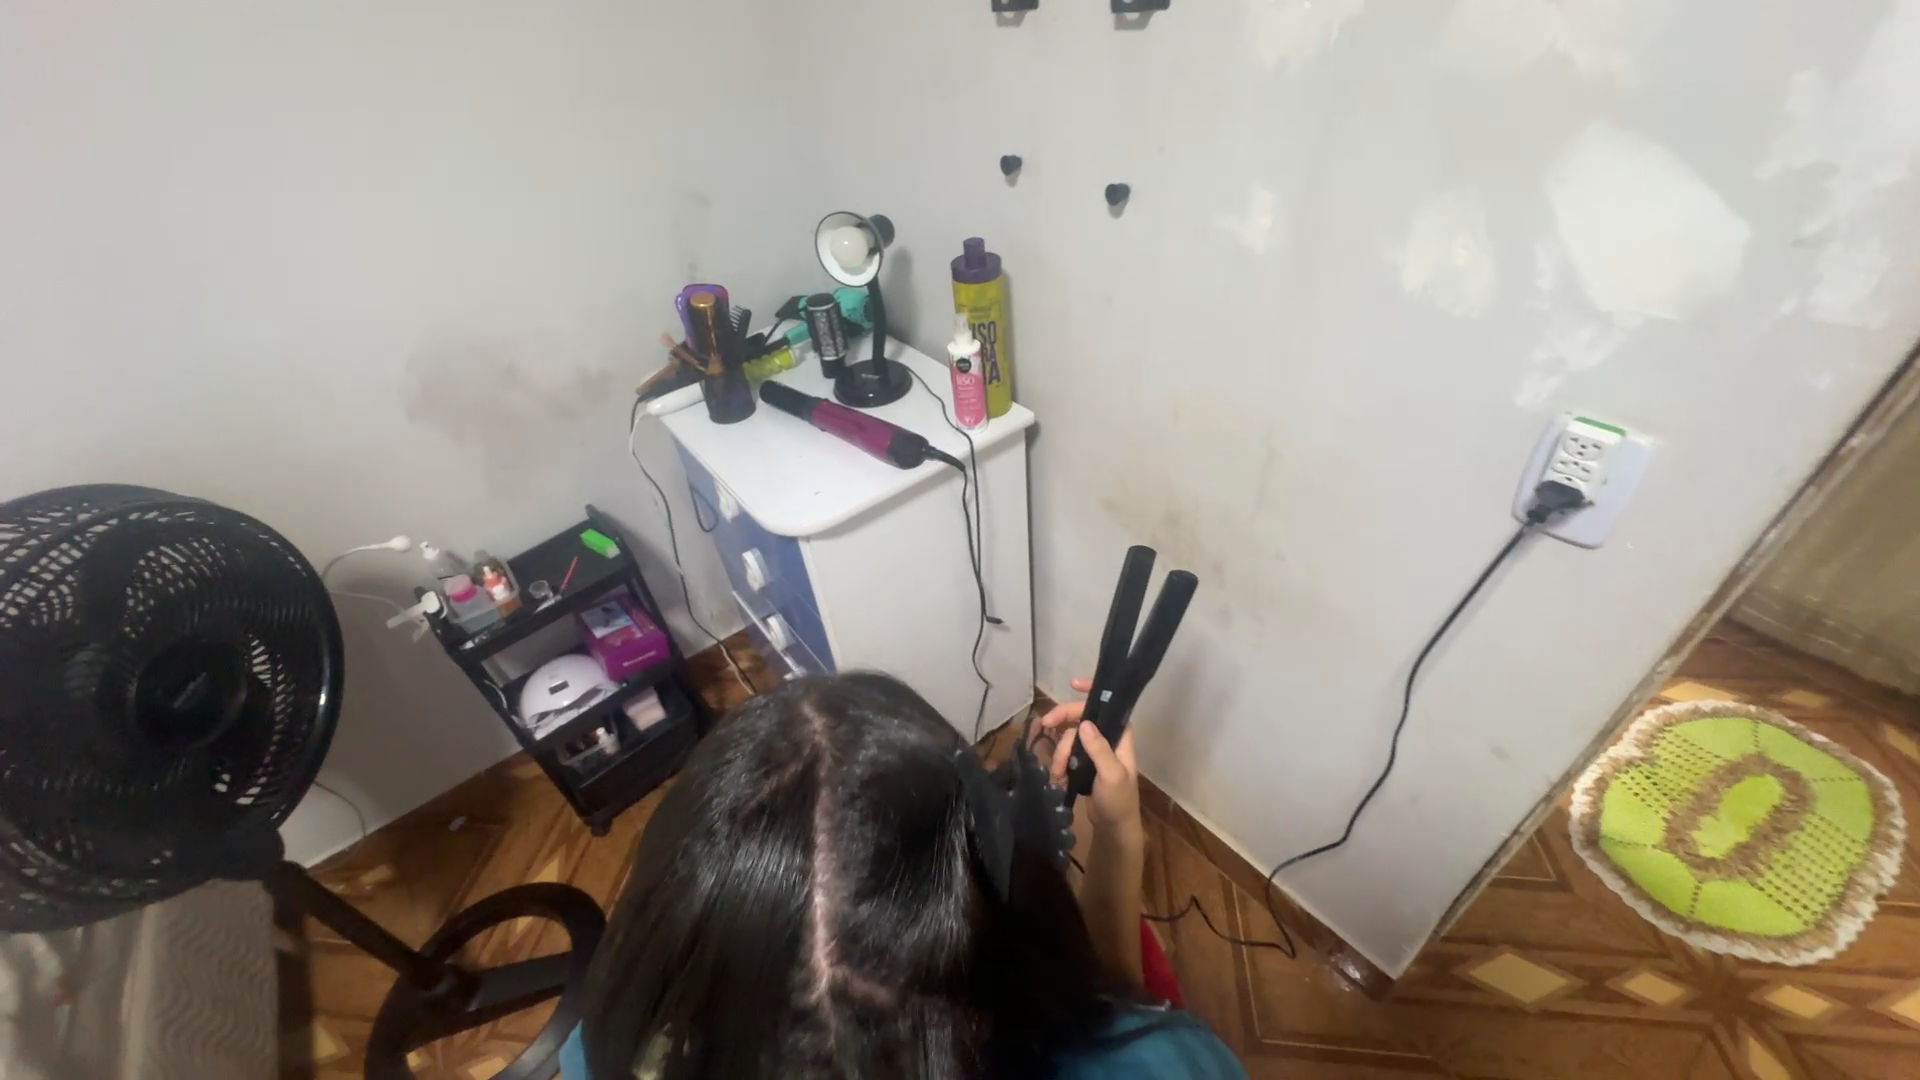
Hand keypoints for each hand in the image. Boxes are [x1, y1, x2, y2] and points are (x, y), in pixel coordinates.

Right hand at [1031, 678, 1141, 833]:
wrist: (1113, 828)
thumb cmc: (1118, 800)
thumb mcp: (1111, 775)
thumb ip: (1099, 749)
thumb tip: (1085, 723)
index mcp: (1119, 736)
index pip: (1107, 706)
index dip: (1092, 692)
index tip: (1072, 685)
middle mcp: (1106, 739)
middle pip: (1081, 718)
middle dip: (1062, 722)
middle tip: (1044, 725)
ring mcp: (1093, 751)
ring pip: (1069, 737)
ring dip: (1059, 752)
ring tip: (1057, 773)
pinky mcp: (1082, 763)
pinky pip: (1064, 752)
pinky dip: (1058, 762)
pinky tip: (1058, 776)